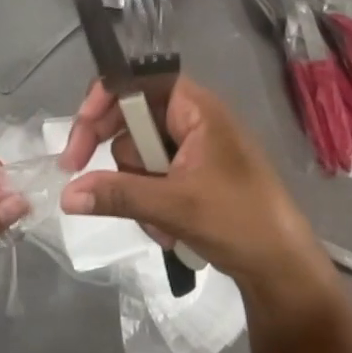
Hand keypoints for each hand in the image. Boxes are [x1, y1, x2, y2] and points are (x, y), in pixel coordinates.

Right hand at [59, 77, 318, 288]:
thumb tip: (66, 194)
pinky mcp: (192, 176)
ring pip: (137, 154)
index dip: (103, 99)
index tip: (80, 133)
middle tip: (80, 173)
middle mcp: (191, 120)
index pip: (137, 81)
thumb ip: (118, 194)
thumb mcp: (174, 206)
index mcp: (195, 108)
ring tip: (159, 222)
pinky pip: (151, 177)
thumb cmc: (239, 221)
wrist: (285, 271)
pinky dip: (150, 202)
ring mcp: (192, 149)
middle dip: (116, 156)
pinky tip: (168, 230)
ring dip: (136, 189)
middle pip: (130, 119)